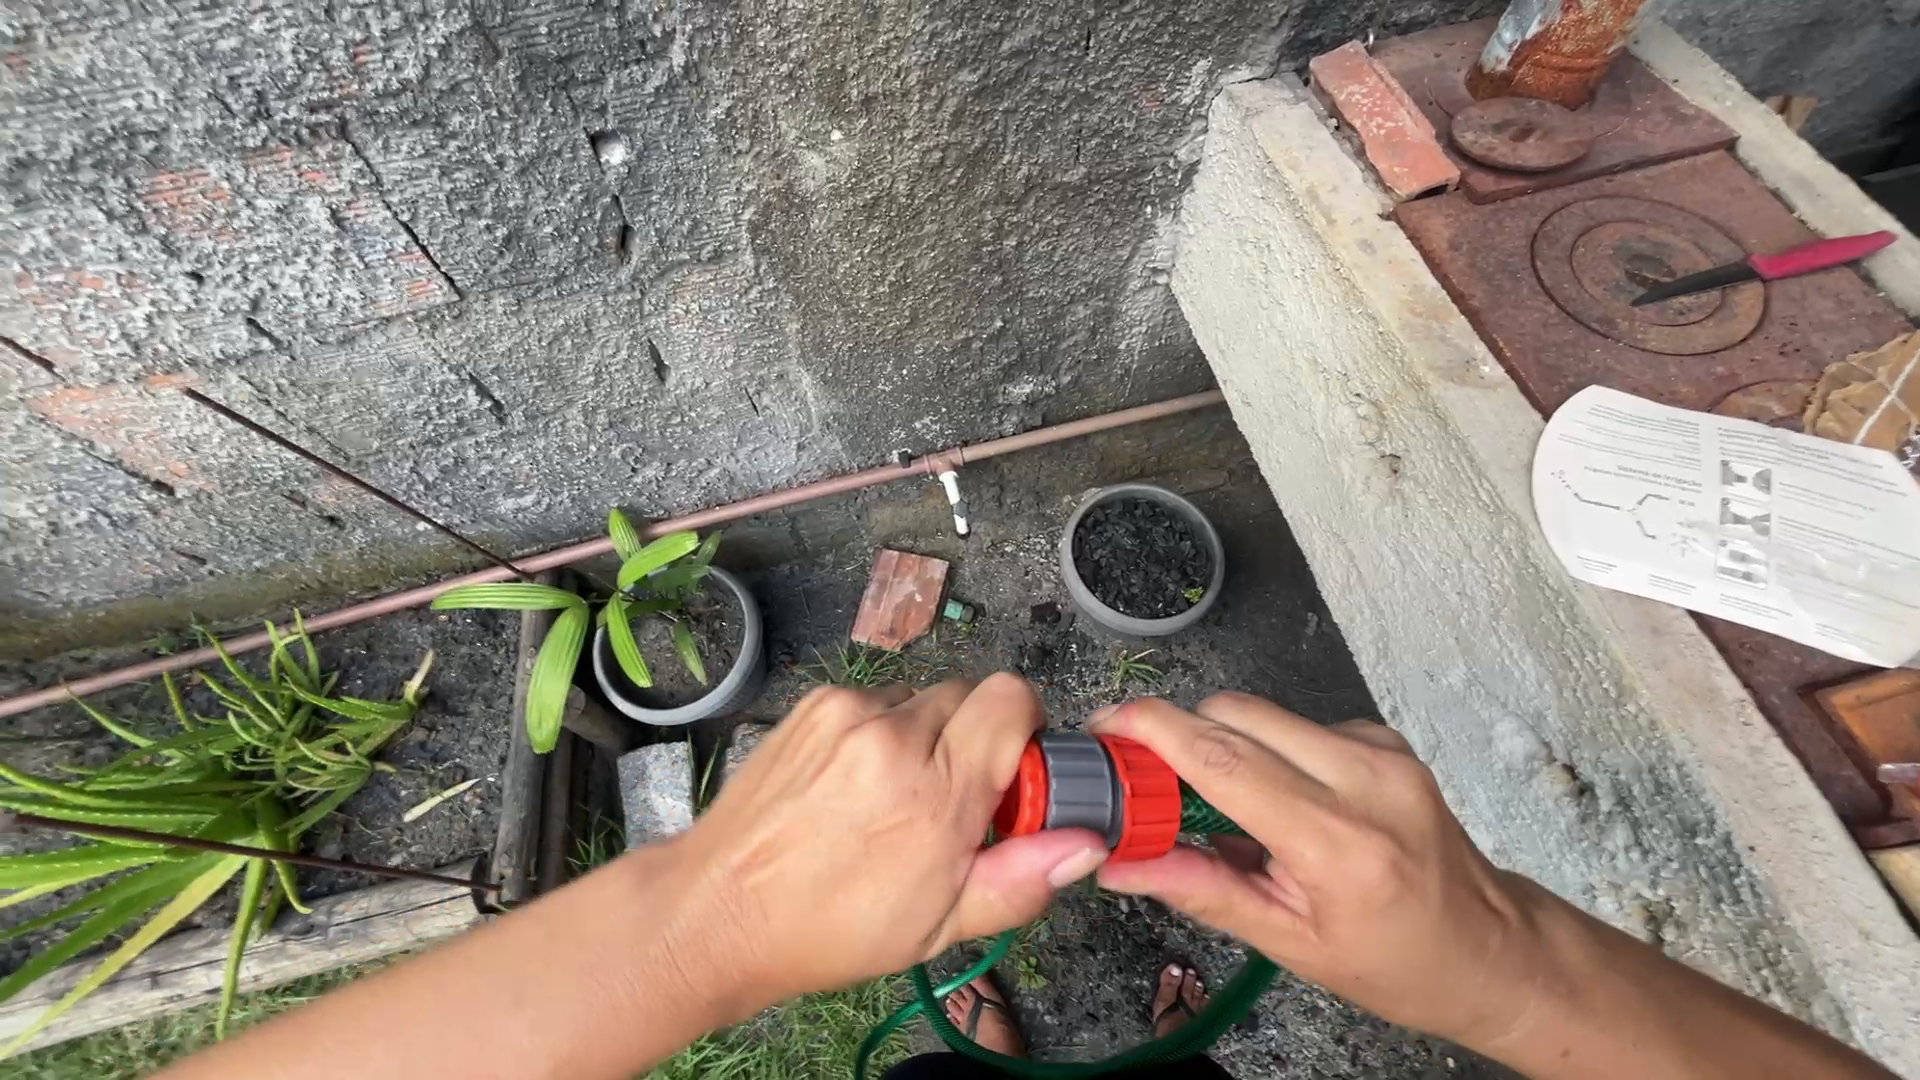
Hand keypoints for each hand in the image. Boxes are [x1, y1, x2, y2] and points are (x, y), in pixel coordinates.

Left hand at [675, 675, 1109, 998]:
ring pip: (923, 696)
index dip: (1024, 724)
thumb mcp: (939, 927)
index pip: (1012, 699)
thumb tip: (1086, 842)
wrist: (720, 907)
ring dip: (924, 732)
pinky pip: (877, 697)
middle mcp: (894, 737)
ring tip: (891, 788)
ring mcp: (848, 711)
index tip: (1011, 764)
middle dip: (972, 736)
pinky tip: (854, 775)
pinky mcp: (817, 701)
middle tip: (947, 790)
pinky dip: (881, 727)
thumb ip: (1021, 880)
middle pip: (971, 694)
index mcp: (936, 794)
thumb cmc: (834, 927)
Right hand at [1092, 693, 1550, 1048]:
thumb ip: (1197, 888)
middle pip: (1233, 714)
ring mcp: (1379, 748)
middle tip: (1149, 774)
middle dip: (1177, 732)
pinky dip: (1261, 746)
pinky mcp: (1380, 735)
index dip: (1153, 730)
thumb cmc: (1393, 962)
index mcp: (1339, 842)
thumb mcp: (1287, 942)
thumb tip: (1117, 864)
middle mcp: (1364, 777)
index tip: (1105, 727)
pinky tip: (1278, 793)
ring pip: (1257, 712)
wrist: (1496, 950)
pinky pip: (1289, 721)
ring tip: (1223, 800)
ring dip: (1220, 742)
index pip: (1224, 759)